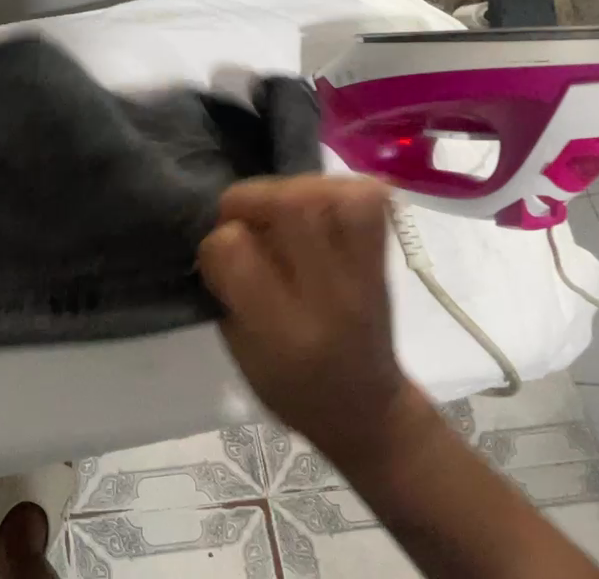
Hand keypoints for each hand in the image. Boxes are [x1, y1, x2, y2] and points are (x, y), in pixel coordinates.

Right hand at [197, 176, 433, 470]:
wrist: (367, 410)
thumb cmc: (290, 387)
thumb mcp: (238, 347)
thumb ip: (225, 286)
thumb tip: (219, 230)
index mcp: (281, 328)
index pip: (234, 248)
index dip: (214, 245)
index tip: (218, 264)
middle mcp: (330, 296)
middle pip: (291, 205)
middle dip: (251, 199)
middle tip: (244, 220)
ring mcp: (365, 274)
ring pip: (332, 194)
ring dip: (293, 189)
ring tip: (280, 212)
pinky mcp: (384, 259)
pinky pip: (369, 198)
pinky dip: (337, 189)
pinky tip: (318, 206)